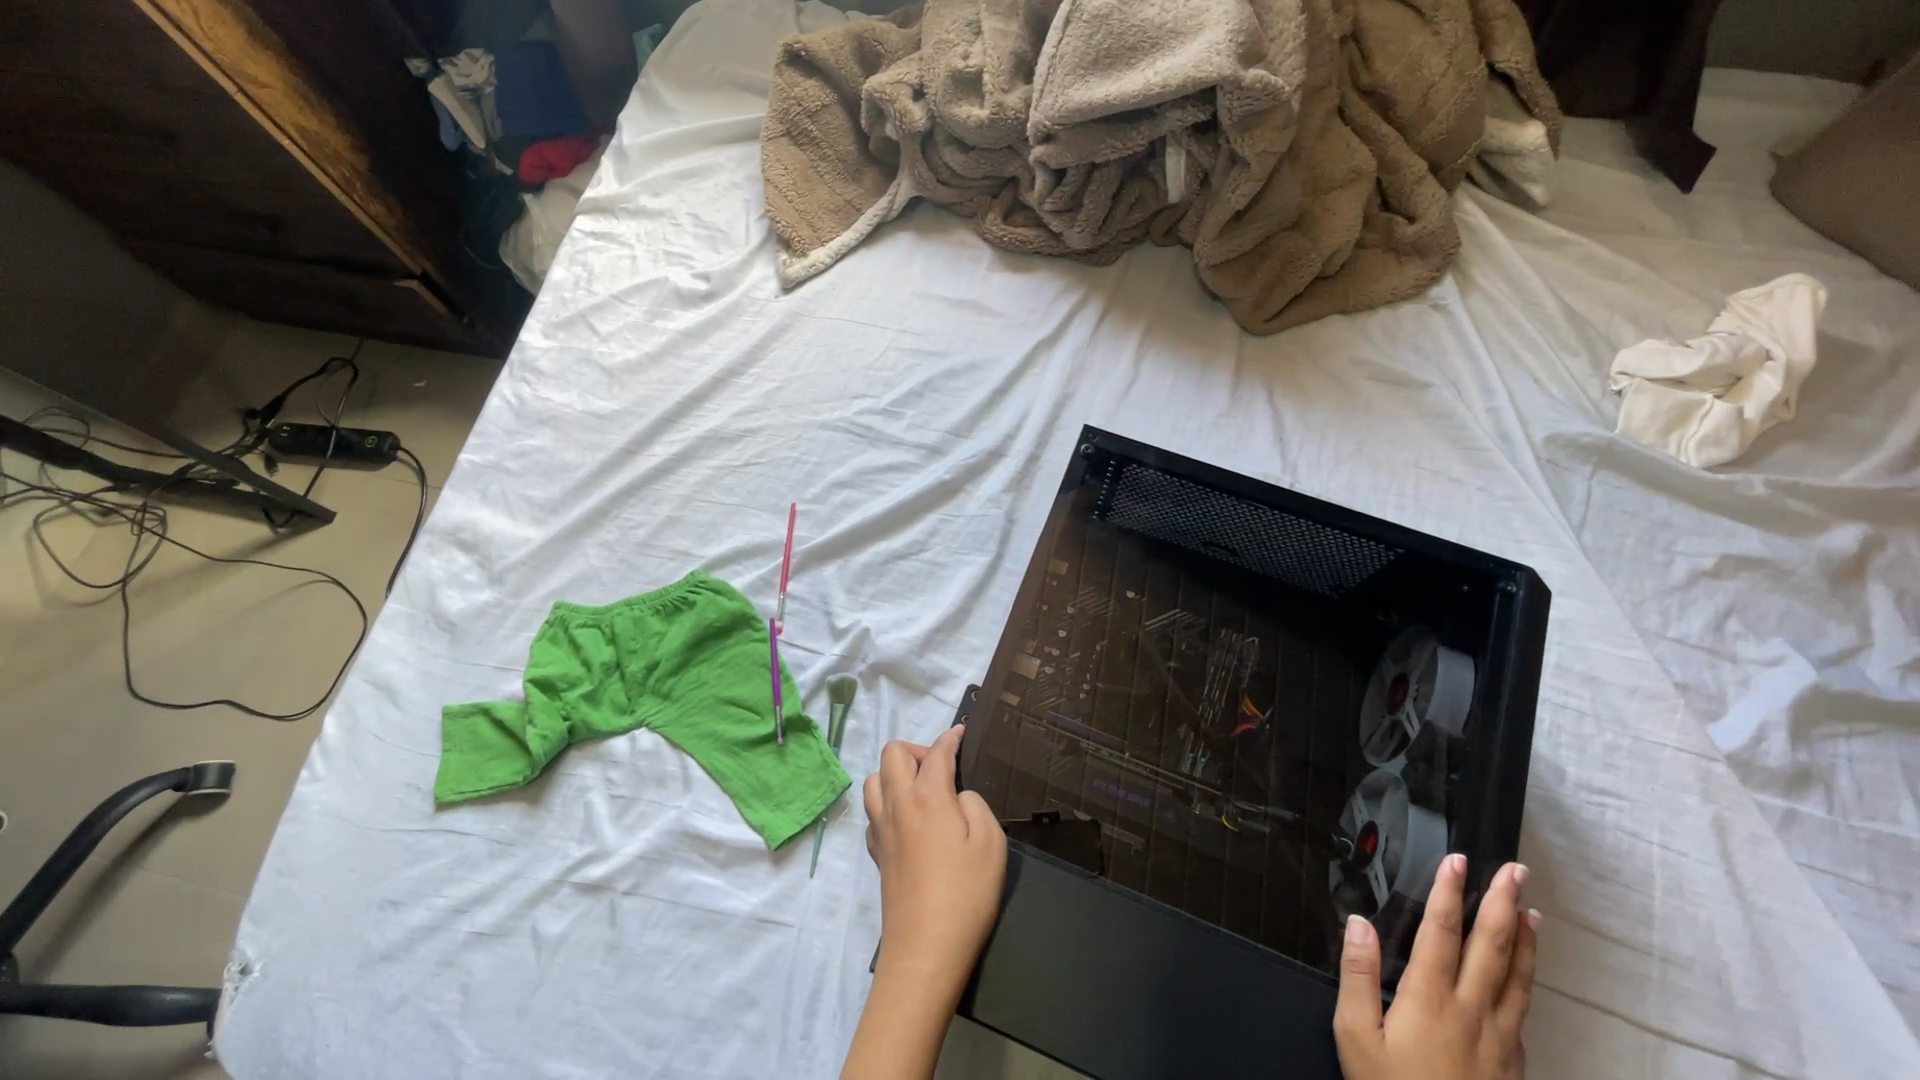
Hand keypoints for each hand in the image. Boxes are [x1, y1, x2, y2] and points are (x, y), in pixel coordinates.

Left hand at [842, 725, 1006, 1079]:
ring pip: (873, 780)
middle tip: (942, 767)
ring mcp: (882, 830)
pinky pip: (873, 812)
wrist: (926, 949)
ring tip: (922, 790)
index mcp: (927, 797)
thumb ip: (975, 805)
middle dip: (916, 749)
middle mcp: (897, 806)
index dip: (950, 738)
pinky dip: (887, 804)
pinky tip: (908, 821)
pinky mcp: (877, 855)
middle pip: (891, 754)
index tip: (961, 733)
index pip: (935, 753)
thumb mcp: (990, 843)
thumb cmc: (966, 894)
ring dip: (895, 773)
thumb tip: (956, 796)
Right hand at [1334, 855, 1539, 1079]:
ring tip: (1532, 911)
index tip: (1457, 860)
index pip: (1442, 930)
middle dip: (1503, 902)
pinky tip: (1525, 975)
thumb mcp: (1355, 1036)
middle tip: (1516, 870)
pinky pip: (1524, 1008)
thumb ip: (1357, 976)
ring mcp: (1500, 1036)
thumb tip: (1358, 923)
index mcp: (1430, 996)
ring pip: (1518, 975)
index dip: (1449, 891)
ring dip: (1525, 938)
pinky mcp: (1513, 1062)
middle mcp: (1472, 1009)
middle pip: (1493, 945)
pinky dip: (1527, 978)